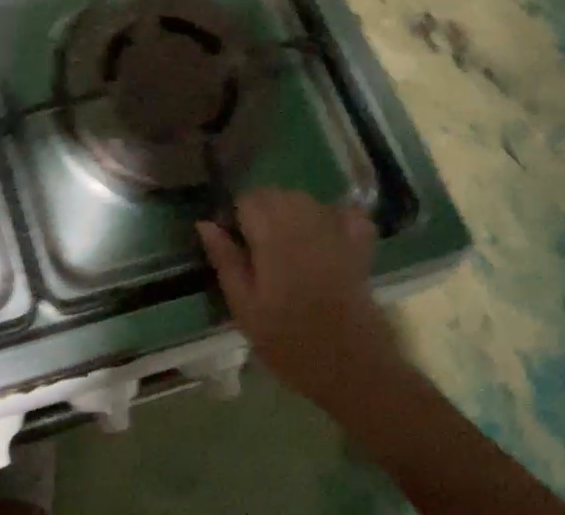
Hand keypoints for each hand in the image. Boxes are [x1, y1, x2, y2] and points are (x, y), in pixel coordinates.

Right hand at [196, 189, 397, 410]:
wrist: (352, 370)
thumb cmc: (289, 341)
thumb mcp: (244, 307)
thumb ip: (225, 260)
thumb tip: (205, 223)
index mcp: (273, 238)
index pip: (248, 200)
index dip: (237, 216)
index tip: (235, 242)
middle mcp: (304, 226)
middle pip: (277, 194)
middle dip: (262, 209)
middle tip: (256, 246)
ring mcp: (336, 235)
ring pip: (307, 199)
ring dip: (291, 210)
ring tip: (285, 242)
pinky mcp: (359, 249)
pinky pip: (349, 215)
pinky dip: (337, 215)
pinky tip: (327, 231)